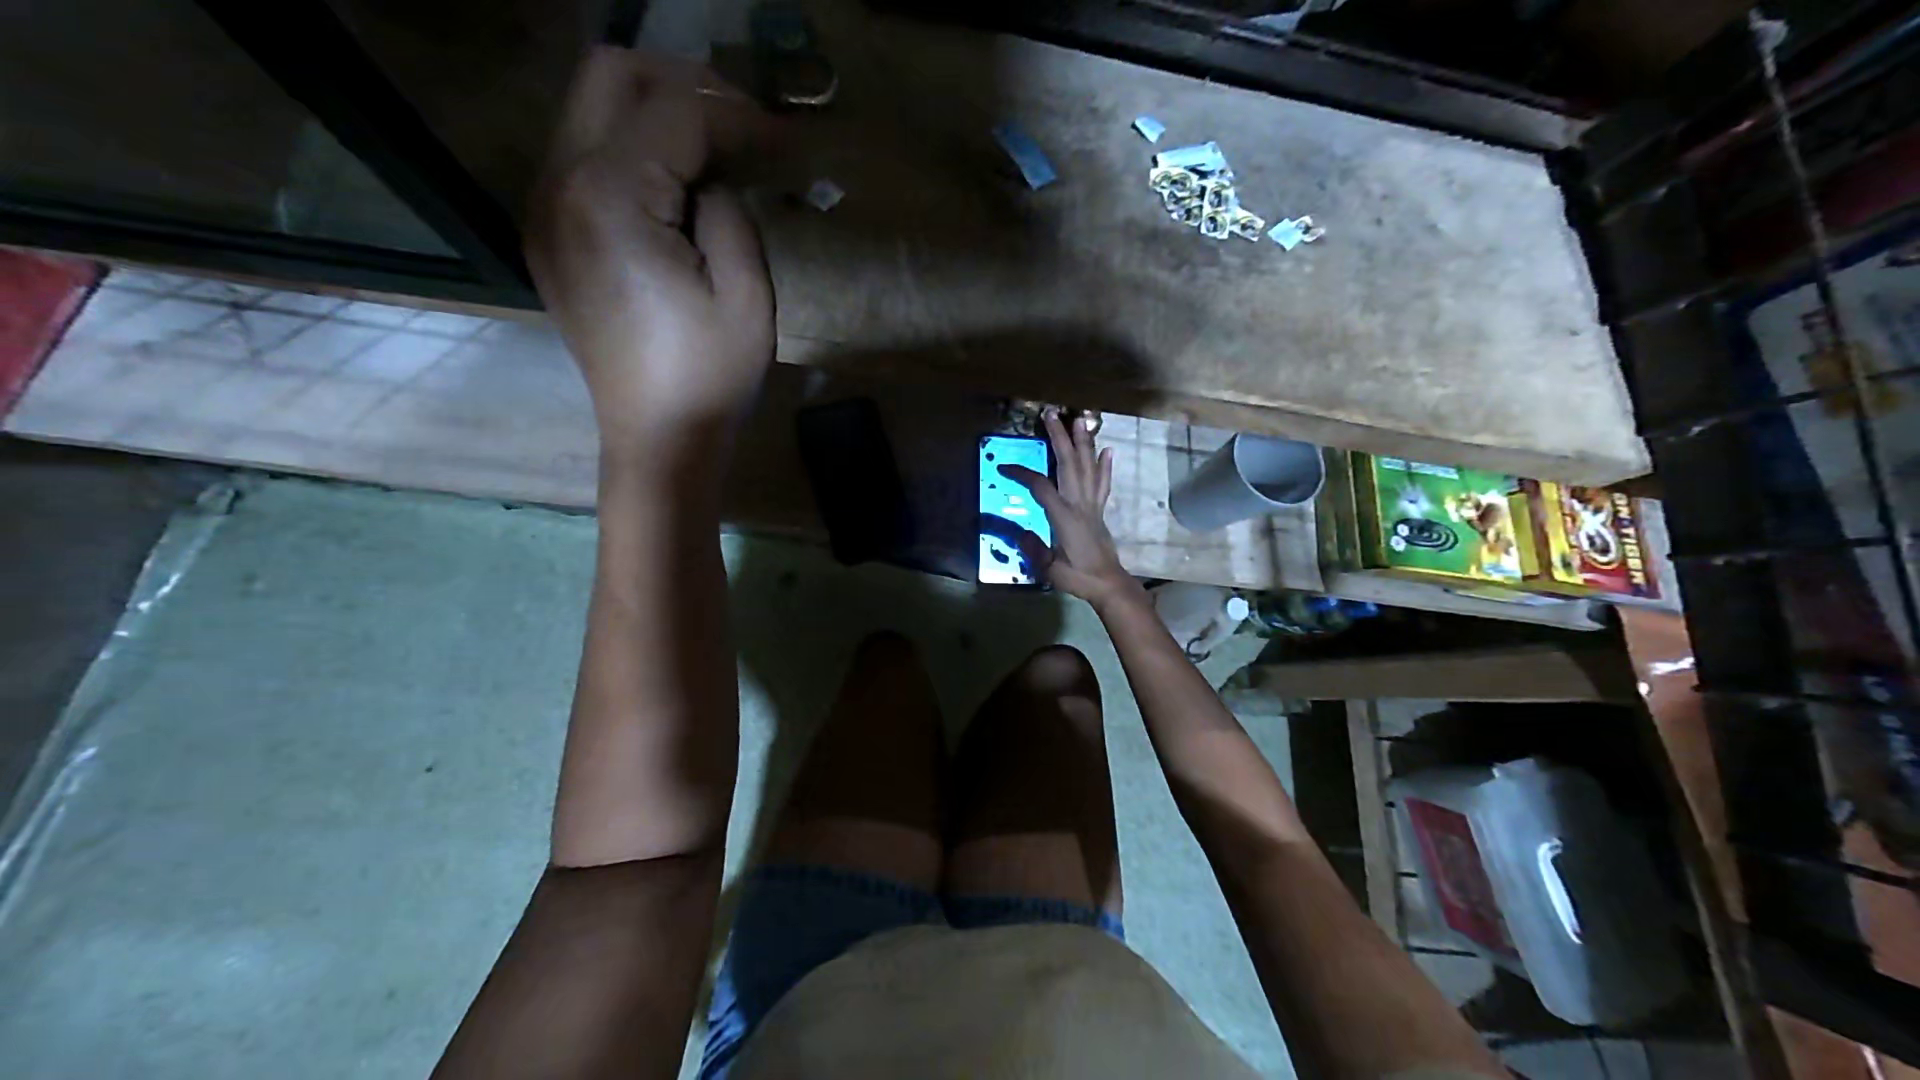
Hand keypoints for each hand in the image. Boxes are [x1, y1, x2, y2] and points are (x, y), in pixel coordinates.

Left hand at [527, 46, 776, 460]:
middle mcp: (558, 185)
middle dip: (682, 85)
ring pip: (589, 111)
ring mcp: (543, 210)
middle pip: (610, 78)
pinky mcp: (548, 236)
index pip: (675, 111)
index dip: (738, 116)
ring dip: (654, 115)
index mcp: (611, 199)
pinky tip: (673, 189)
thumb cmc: (710, 378)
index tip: (785, 141)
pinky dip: (630, 151)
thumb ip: (729, 209)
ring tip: (714, 152)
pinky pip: (581, 158)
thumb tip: (713, 177)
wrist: (657, 440)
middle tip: (741, 126)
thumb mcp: (747, 294)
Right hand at [1000, 409, 1140, 608]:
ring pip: (1088, 468)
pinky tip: (1106, 449)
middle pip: (1069, 464)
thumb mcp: (1049, 568)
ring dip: (1083, 442)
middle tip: (1052, 414)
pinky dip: (1105, 466)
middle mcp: (1080, 504)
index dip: (1022, 474)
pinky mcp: (1100, 511)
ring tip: (1080, 420)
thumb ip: (1033, 548)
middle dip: (1060, 438)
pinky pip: (1103, 483)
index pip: (1041, 487)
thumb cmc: (1077, 577)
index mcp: (1064, 517)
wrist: (1108, 584)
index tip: (1004, 467)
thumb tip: (1018, 531)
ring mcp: (1093, 505)